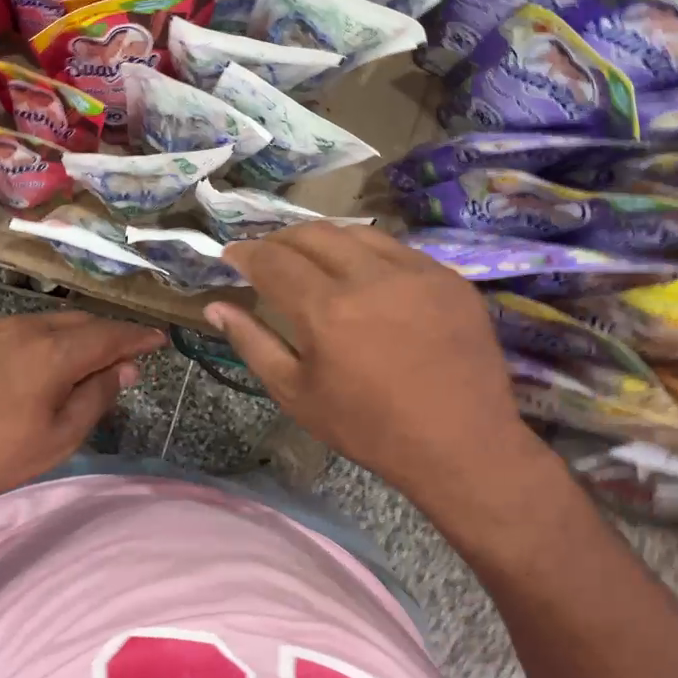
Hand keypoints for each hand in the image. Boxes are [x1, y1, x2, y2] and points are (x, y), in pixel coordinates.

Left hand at [0, 312, 165, 520]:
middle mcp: (21, 327)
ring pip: (41, 322)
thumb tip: (125, 368)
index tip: (157, 340)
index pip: (108, 335)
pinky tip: (29, 362)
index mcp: (52, 351)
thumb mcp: (59, 438)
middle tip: (122, 356)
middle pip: (76, 322)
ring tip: (78, 360)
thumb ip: (96, 396)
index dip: (136, 337)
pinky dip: (32, 339)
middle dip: (104, 335)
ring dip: (67, 336)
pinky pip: (9, 329)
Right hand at [206, 223, 549, 514]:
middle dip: (279, 239)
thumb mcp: (295, 393)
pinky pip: (397, 248)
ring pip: (356, 232)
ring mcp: (416, 273)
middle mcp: (370, 278)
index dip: (245, 253)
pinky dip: (366, 252)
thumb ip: (252, 343)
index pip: (273, 261)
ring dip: (323, 238)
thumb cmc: (367, 427)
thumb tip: (216, 306)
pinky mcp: (449, 279)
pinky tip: (360, 274)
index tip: (231, 255)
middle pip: (313, 234)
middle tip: (266, 255)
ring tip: (310, 257)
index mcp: (326, 311)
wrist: (461, 445)